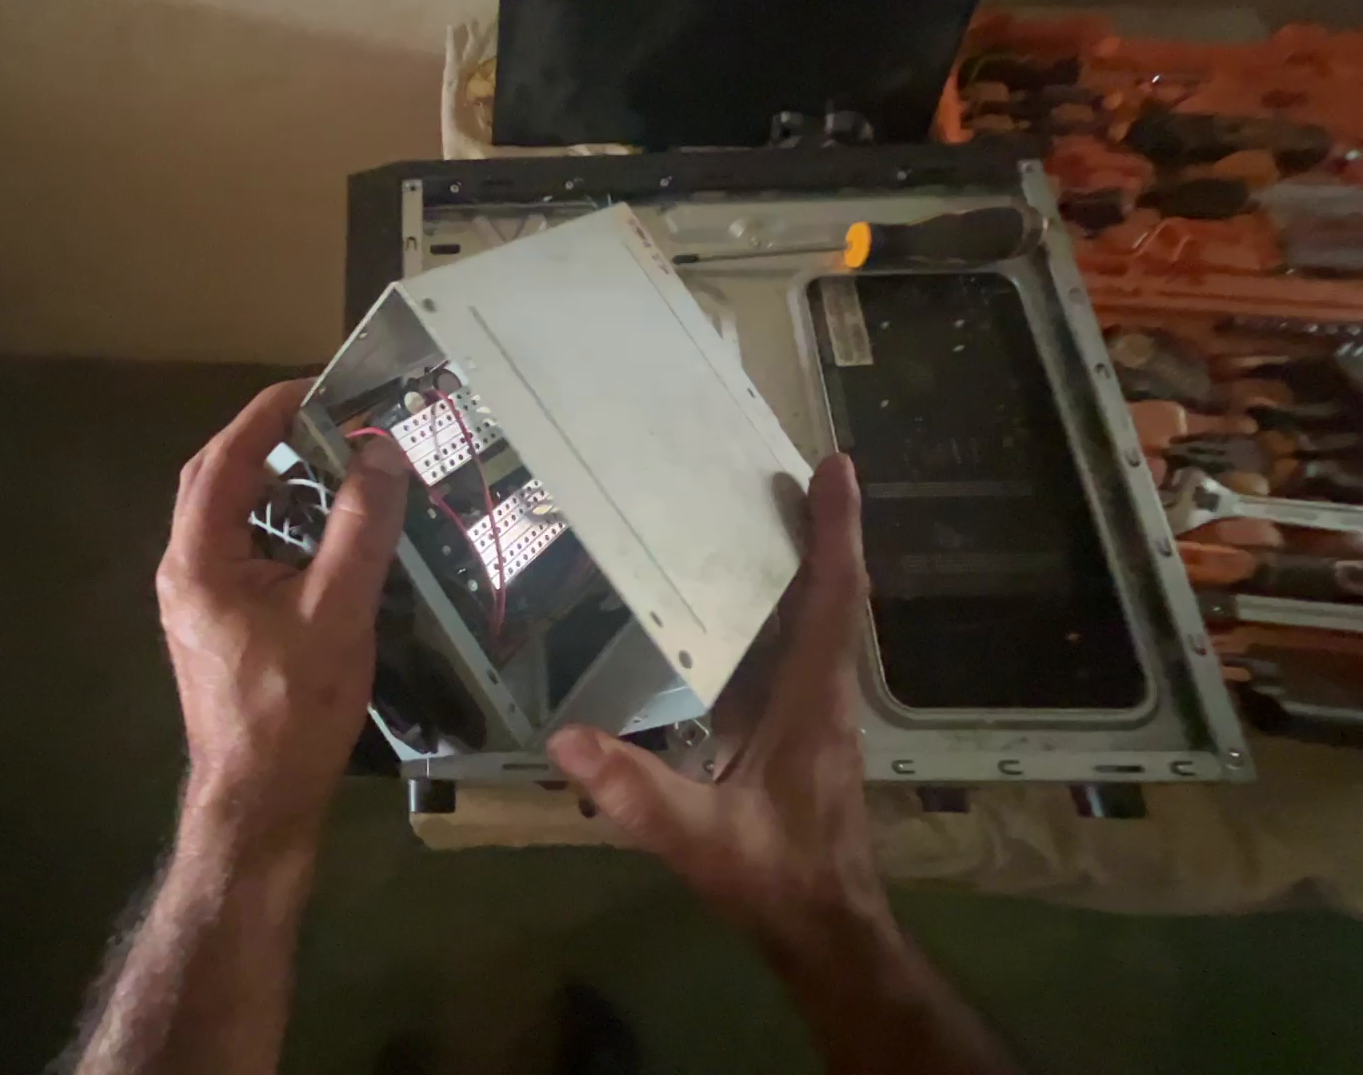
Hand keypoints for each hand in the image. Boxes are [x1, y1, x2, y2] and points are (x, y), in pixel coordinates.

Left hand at [157, 380, 411, 849]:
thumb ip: (360, 528)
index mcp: (199, 558)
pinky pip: (248, 553)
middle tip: (326, 425)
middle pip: (219, 481)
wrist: (260, 799)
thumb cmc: (292, 707)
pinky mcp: (220, 622)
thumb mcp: (336, 610)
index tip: (317, 387)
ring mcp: (199, 599)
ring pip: (234, 518)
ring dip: (278, 487)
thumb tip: (382, 455)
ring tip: (334, 472)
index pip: (226, 459)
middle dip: (269, 444)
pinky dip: (283, 529)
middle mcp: (186, 569)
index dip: (268, 414)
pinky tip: (326, 538)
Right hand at [546, 454, 885, 942]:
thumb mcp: (699, 837)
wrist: (822, 928)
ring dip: (793, 564)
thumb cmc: (774, 877)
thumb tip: (563, 737)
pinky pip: (783, 648)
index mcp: (812, 701)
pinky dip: (768, 609)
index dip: (835, 532)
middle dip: (812, 530)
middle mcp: (819, 692)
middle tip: (777, 473)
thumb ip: (635, 791)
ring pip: (808, 620)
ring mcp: (807, 708)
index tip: (832, 469)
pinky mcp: (789, 724)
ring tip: (752, 516)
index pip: (831, 601)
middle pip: (826, 595)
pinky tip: (725, 603)